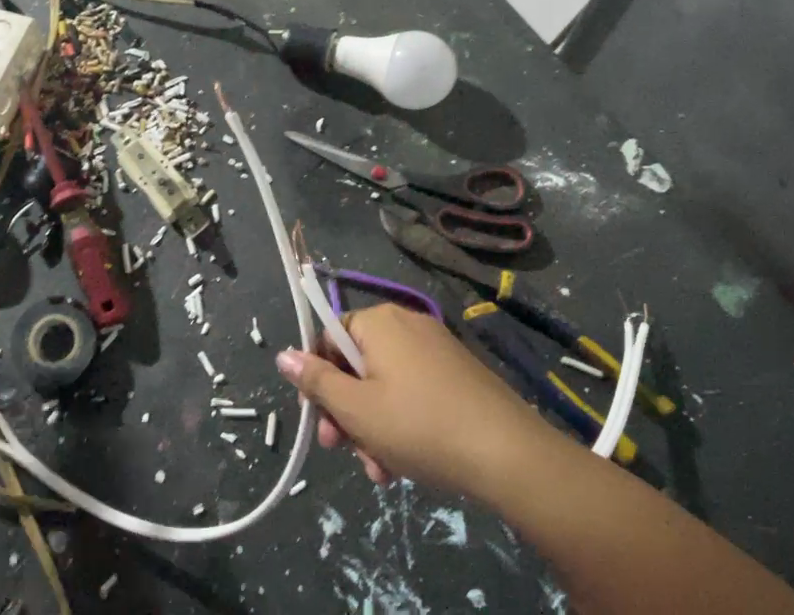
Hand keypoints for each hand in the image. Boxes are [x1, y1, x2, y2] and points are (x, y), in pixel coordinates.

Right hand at [276, 304, 562, 491]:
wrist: (510, 456)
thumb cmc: (420, 426)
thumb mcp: (356, 409)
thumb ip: (315, 381)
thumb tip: (283, 355)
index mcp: (378, 322)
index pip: (328, 338)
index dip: (318, 381)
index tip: (320, 421)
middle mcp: (407, 324)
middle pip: (356, 365)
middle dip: (346, 413)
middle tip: (346, 452)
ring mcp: (437, 350)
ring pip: (384, 386)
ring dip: (373, 428)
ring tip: (382, 472)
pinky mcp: (459, 375)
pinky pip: (414, 393)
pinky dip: (402, 424)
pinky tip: (405, 464)